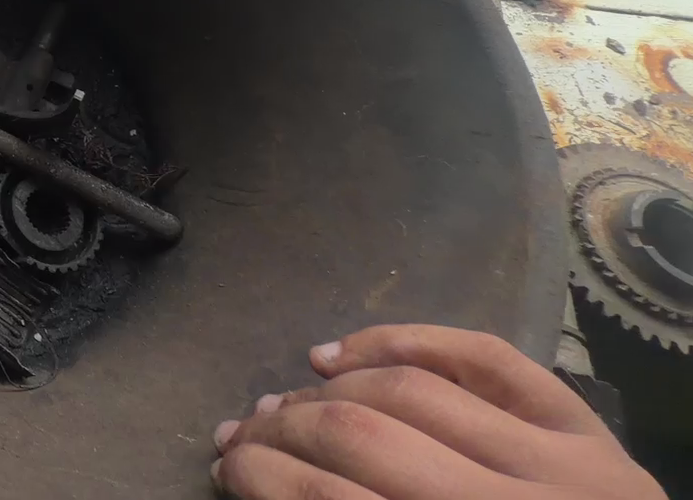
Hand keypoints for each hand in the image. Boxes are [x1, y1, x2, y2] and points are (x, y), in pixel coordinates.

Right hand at [211, 324, 665, 499]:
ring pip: (405, 390)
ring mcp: (572, 468)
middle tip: (239, 433)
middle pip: (359, 435)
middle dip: (276, 428)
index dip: (258, 476)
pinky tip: (340, 356)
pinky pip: (483, 355)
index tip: (222, 469)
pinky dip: (402, 339)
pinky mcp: (593, 432)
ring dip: (321, 391)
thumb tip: (253, 473)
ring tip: (282, 403)